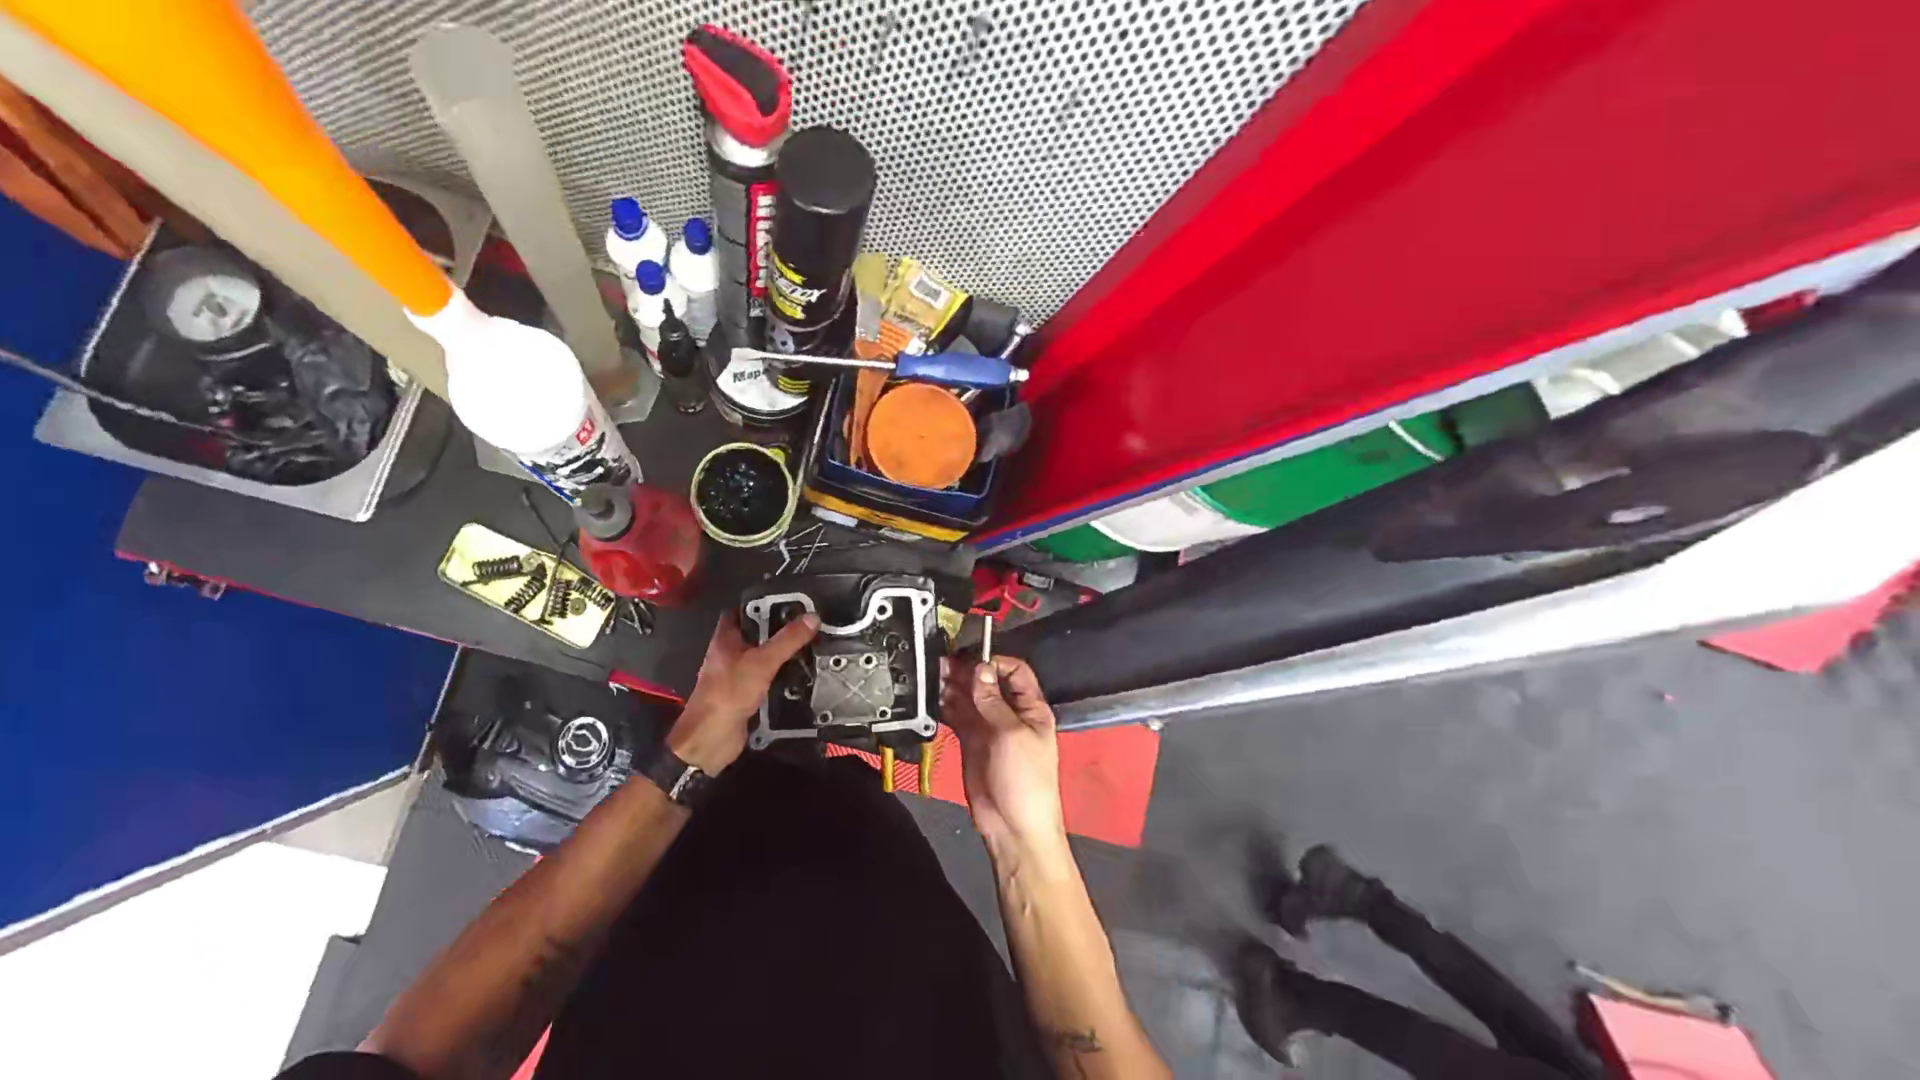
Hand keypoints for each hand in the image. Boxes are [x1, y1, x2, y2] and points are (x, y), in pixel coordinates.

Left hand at [667, 612, 817, 773]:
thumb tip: (813, 617)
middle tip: (808, 623)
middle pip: (756, 634)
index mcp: (726, 638)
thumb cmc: (729, 693)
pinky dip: (782, 675)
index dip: (764, 603)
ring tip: (811, 644)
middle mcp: (729, 653)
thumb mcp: (762, 662)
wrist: (711, 739)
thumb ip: (787, 640)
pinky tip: (802, 673)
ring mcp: (737, 675)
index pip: (743, 610)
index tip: (791, 600)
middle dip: (779, 629)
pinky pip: (767, 678)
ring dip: (782, 653)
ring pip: (763, 657)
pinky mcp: (746, 694)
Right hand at [941, 655, 1065, 851]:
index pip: (1014, 672)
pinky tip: (931, 697)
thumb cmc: (1025, 779)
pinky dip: (945, 706)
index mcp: (1031, 708)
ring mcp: (989, 727)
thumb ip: (993, 701)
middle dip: (966, 672)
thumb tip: (980, 668)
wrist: (1013, 827)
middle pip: (987, 683)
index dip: (994, 662)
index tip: (971, 660)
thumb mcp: (1012, 735)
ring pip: (969, 697)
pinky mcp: (971, 742)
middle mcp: (1010, 713)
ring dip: (952, 686)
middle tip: (941, 663)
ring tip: (931, 675)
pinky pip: (957, 716)